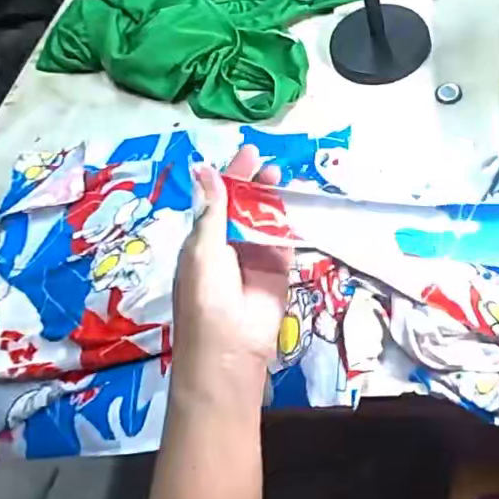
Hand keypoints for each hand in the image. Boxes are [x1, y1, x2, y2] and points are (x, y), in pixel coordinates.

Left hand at [172, 145, 290, 410]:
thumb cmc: (206, 296)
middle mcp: (230, 244)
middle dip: (255, 185)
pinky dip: (291, 223)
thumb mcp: (203, 248)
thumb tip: (205, 169)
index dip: (232, 176)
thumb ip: (213, 210)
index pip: (219, 200)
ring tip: (281, 180)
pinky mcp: (279, 268)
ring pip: (267, 220)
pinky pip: (286, 240)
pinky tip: (295, 205)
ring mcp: (256, 256)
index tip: (248, 153)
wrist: (231, 346)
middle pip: (245, 206)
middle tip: (269, 168)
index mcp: (204, 239)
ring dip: (273, 201)